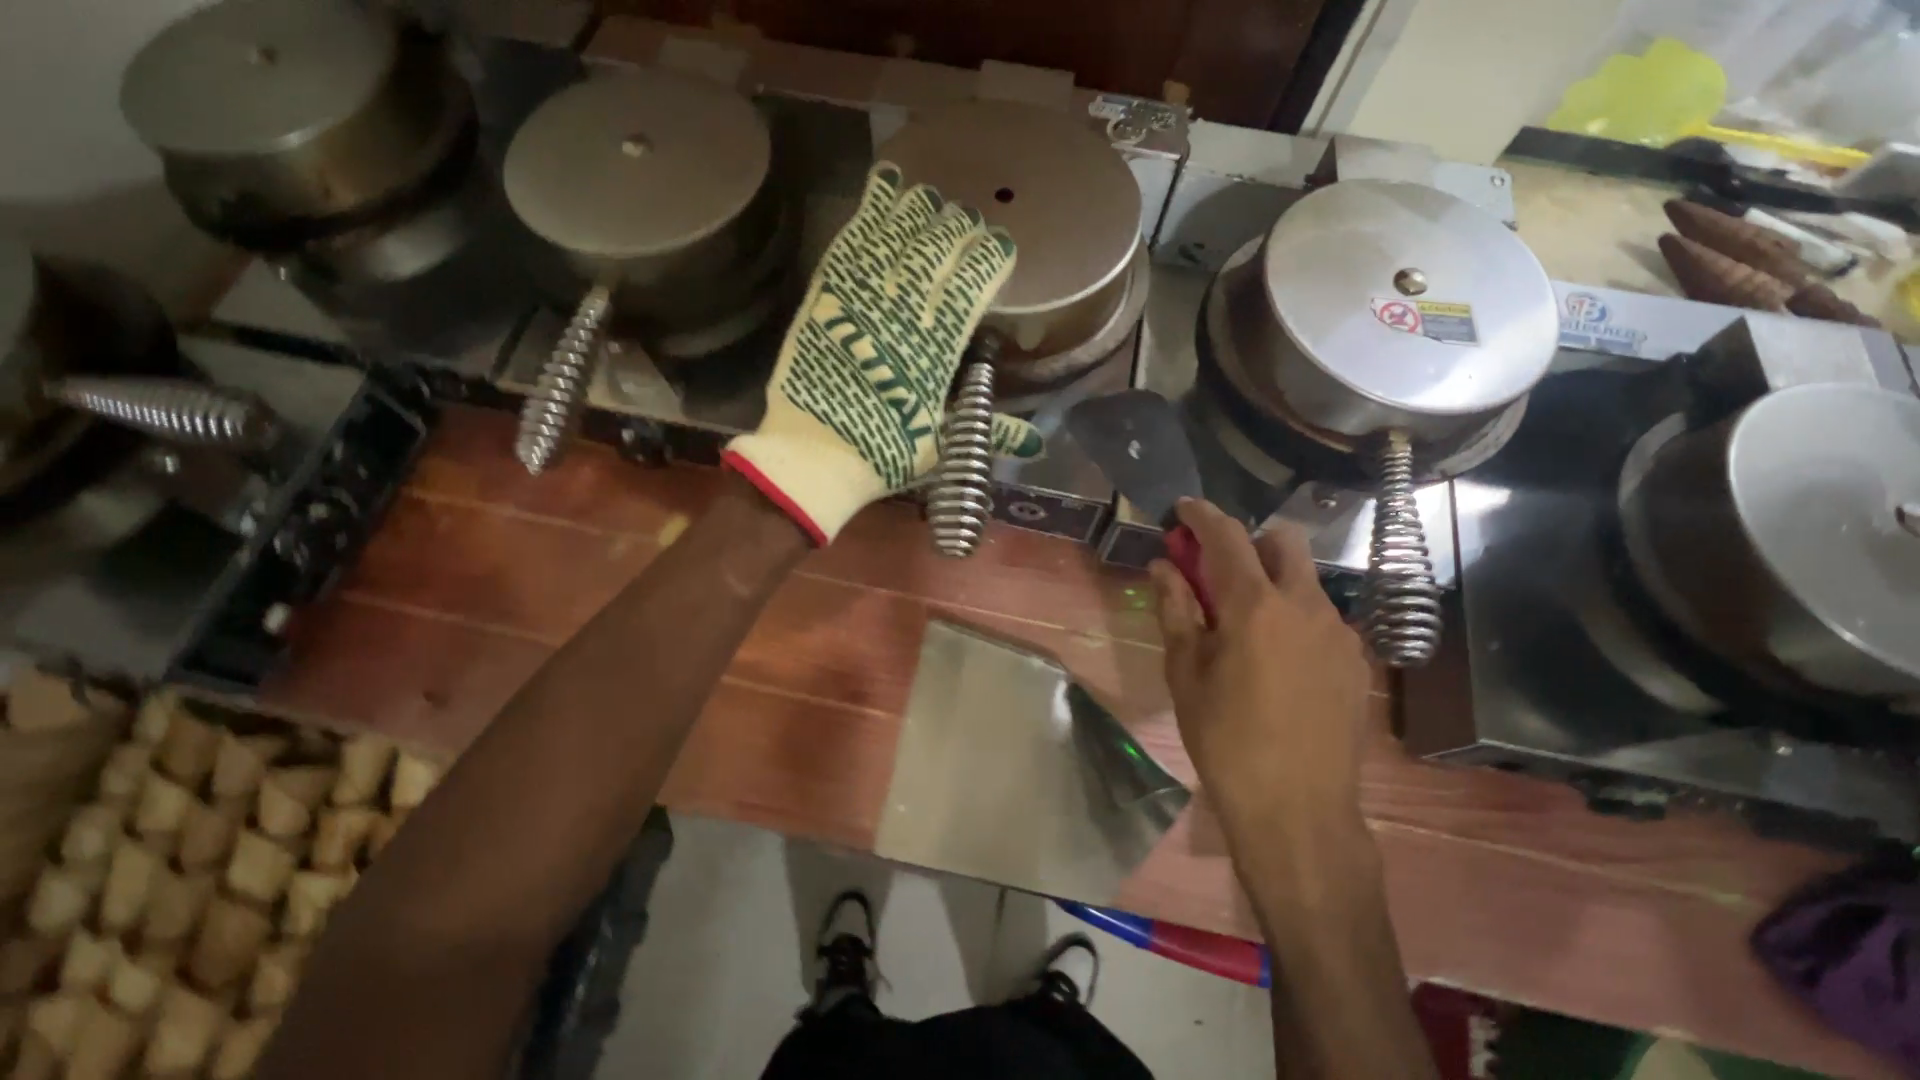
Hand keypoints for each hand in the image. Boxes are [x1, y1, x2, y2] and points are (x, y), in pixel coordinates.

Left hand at [724, 163, 1042, 544]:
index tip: (999, 245)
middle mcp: (906, 312)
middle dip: (956, 229)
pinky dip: (870, 212)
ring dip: (916, 212)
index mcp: (940, 346)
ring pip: (897, 239)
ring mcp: (863, 298)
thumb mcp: (945, 446)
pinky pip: (853, 243)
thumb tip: (1035, 442)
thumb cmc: (884, 454)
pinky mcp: (826, 295)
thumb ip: (989, 431)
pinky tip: (883, 188)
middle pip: (937, 252)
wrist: (815, 455)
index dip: (989, 259)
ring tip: (929, 196)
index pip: (972, 285)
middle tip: (964, 217)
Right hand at [1150, 499, 1372, 852]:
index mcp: (1256, 606)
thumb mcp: (1187, 675)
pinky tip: (1278, 662)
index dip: (1202, 516)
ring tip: (1247, 628)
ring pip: (1306, 582)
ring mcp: (1339, 633)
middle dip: (1250, 542)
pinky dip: (1295, 618)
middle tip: (1220, 574)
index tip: (1183, 508)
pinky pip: (1322, 619)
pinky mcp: (1355, 662)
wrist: (1298, 809)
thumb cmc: (1226, 741)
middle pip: (1284, 542)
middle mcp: (1306, 606)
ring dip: (1273, 583)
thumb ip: (1177, 611)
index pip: (1228, 537)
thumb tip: (1163, 567)